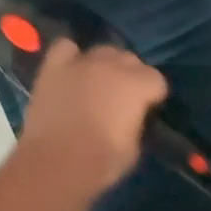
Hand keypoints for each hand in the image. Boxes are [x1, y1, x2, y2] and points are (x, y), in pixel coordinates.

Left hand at [18, 41, 168, 198]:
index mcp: (137, 85)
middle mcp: (112, 65)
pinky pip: (66, 47)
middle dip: (130, 76)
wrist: (55, 164)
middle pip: (130, 59)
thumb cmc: (100, 162)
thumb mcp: (133, 148)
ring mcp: (82, 62)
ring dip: (104, 65)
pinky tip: (71, 71)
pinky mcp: (54, 67)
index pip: (156, 80)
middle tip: (121, 100)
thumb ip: (136, 122)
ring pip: (102, 51)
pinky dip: (71, 56)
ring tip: (96, 85)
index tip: (147, 110)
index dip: (152, 96)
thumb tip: (131, 116)